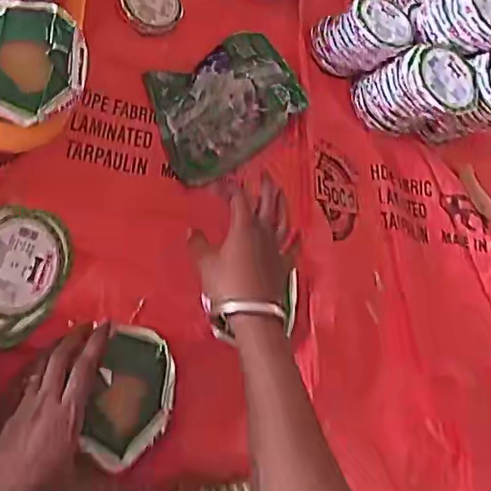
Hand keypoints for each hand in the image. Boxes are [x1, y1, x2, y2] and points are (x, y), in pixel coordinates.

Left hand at [0, 322, 110, 490]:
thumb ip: (109, 486)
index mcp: (66, 415)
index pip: (84, 368)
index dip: (97, 345)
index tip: (107, 325)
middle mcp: (44, 402)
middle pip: (61, 358)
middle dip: (76, 336)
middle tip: (89, 324)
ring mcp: (22, 407)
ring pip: (40, 364)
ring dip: (55, 347)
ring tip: (66, 338)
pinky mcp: (5, 417)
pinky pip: (21, 380)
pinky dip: (32, 367)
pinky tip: (34, 367)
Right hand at [189, 177, 293, 305]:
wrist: (254, 316)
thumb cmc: (228, 286)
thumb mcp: (205, 264)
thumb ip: (198, 245)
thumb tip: (192, 231)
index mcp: (244, 226)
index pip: (238, 197)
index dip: (228, 187)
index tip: (217, 186)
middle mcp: (263, 231)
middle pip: (268, 203)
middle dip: (266, 187)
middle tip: (264, 174)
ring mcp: (277, 248)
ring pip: (282, 220)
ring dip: (281, 204)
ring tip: (280, 193)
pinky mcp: (284, 265)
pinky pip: (292, 248)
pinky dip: (295, 238)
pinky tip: (298, 233)